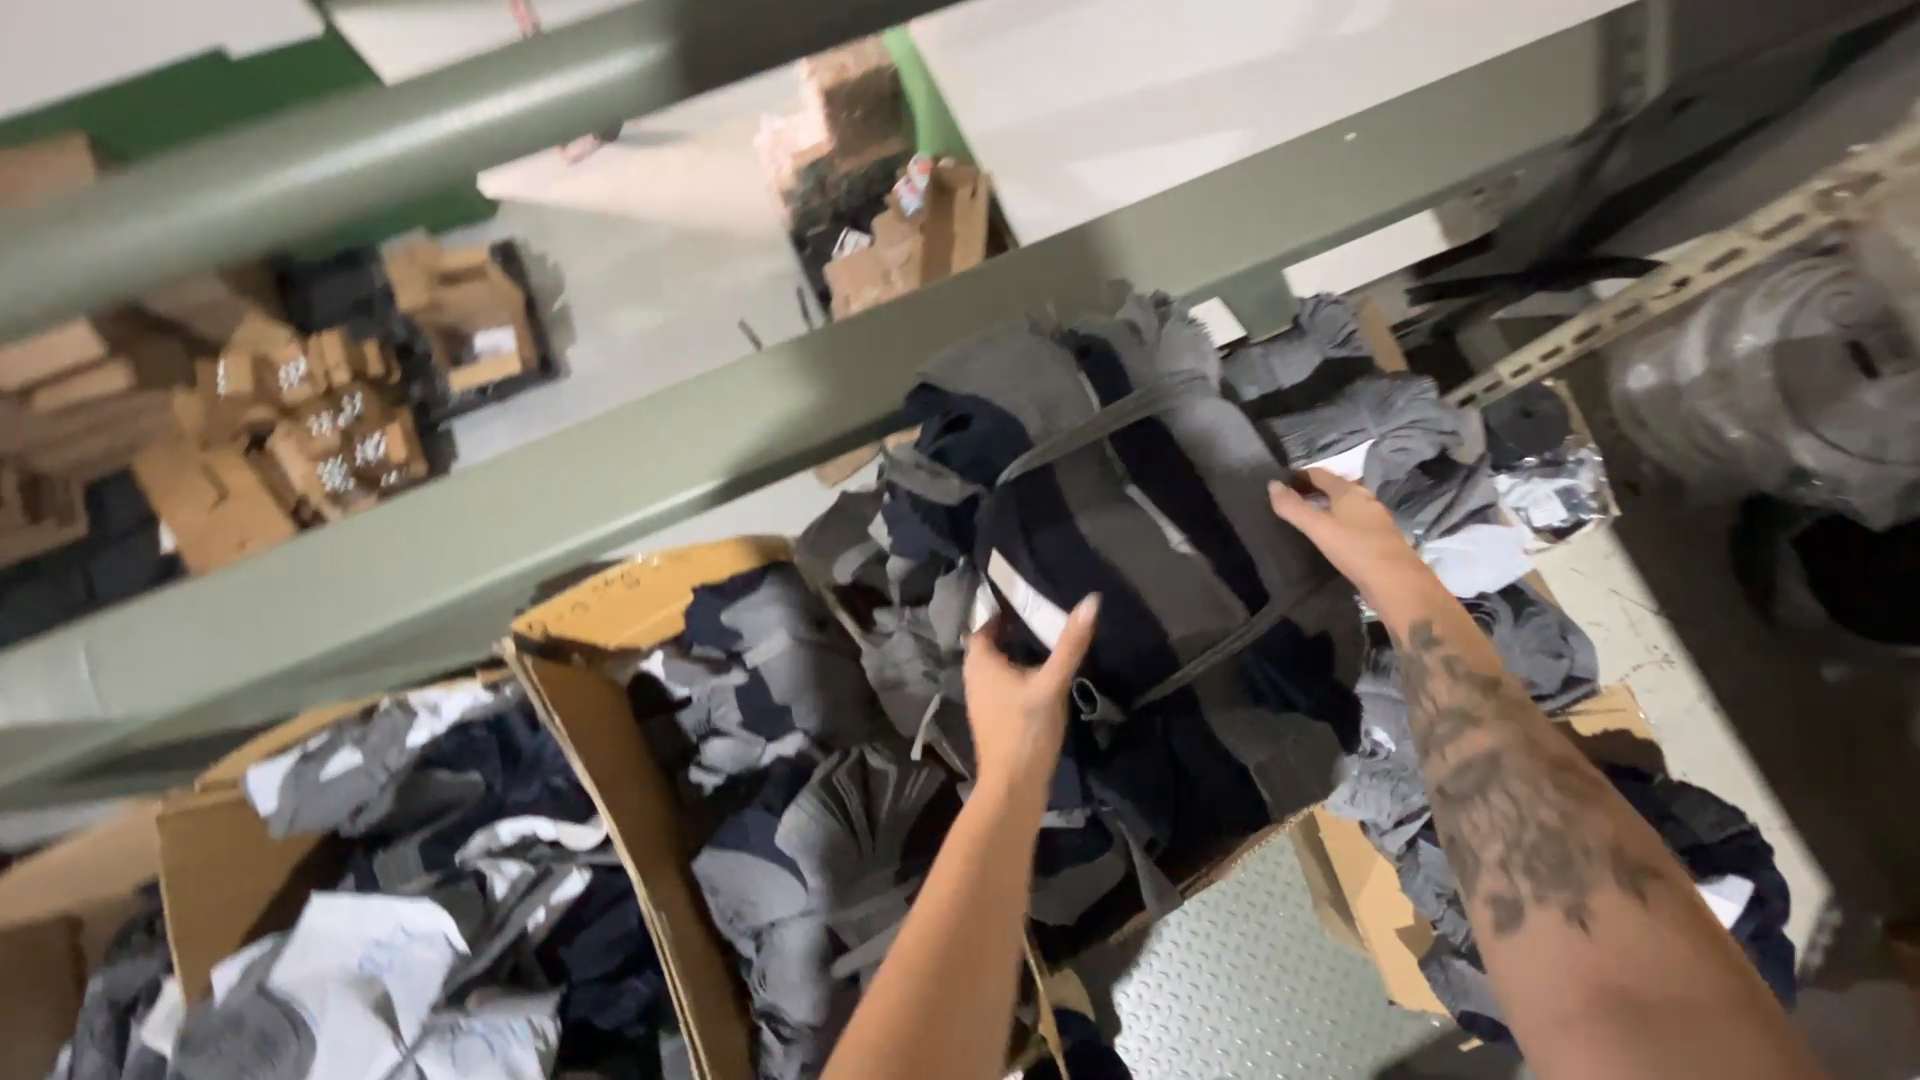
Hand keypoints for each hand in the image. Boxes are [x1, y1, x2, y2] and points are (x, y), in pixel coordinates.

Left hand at [962, 595, 1099, 800]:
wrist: (1013, 785)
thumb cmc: (1026, 729)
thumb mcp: (1051, 683)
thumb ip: (1070, 643)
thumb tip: (1091, 600)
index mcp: (979, 661)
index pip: (986, 623)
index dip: (1005, 609)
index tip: (1030, 598)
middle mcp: (974, 676)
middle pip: (992, 643)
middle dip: (1014, 629)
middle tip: (1044, 615)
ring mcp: (982, 698)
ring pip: (999, 664)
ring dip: (1018, 652)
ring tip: (1048, 639)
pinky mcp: (994, 715)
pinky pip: (1004, 682)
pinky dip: (1020, 673)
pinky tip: (1043, 675)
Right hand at [1268, 469, 1439, 611]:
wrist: (1396, 581)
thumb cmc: (1354, 549)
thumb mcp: (1317, 528)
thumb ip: (1292, 507)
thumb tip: (1272, 484)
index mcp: (1349, 491)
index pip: (1319, 473)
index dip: (1299, 475)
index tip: (1280, 483)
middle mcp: (1365, 498)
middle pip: (1334, 487)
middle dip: (1312, 490)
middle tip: (1289, 500)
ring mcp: (1375, 517)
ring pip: (1345, 504)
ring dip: (1326, 505)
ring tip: (1306, 517)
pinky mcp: (1379, 536)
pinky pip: (1353, 520)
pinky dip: (1338, 520)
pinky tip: (1330, 534)